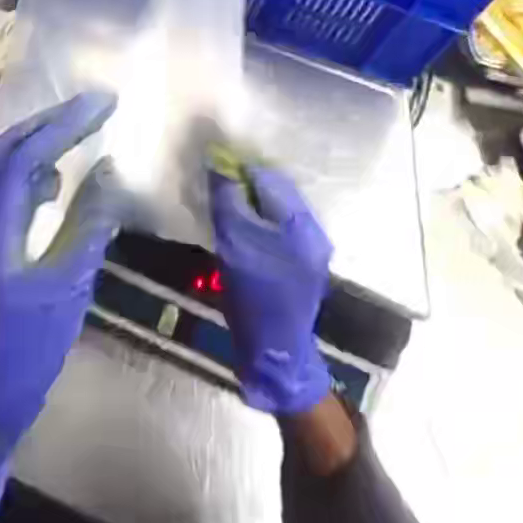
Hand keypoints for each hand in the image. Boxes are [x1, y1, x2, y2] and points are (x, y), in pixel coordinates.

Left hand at [0, 93, 123, 516]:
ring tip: (83, 132)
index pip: (29, 152)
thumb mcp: (65, 287)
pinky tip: (59, 184)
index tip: (106, 103)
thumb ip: (88, 224)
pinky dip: (39, 174)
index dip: (68, 122)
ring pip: (9, 169)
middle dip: (54, 121)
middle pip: (11, 150)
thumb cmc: (18, 351)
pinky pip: (12, 194)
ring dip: (45, 143)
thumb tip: (109, 170)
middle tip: (97, 107)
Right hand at [209, 162, 334, 414]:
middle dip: (243, 185)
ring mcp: (309, 249)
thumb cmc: (255, 298)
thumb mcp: (235, 245)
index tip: (211, 167)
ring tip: (223, 210)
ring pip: (274, 210)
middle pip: (273, 192)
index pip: (266, 177)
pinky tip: (239, 233)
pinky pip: (277, 230)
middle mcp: (311, 229)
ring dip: (249, 204)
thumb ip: (229, 201)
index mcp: (299, 222)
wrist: (276, 356)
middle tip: (214, 189)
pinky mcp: (301, 265)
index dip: (238, 168)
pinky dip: (257, 224)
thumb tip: (219, 166)